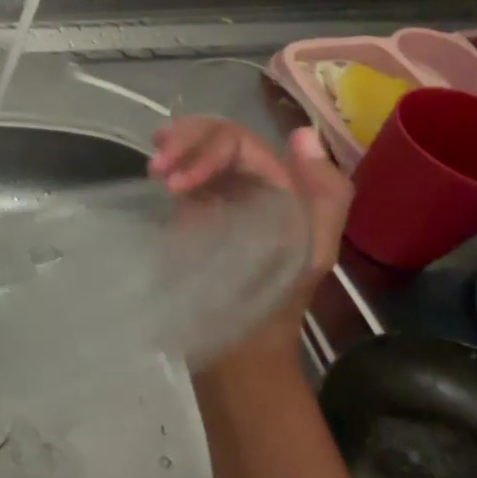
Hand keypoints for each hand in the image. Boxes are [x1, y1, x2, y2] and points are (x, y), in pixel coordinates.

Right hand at [150, 116, 352, 356]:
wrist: (237, 344)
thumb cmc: (274, 301)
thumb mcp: (313, 250)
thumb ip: (324, 194)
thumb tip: (301, 133)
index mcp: (282, 185)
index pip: (239, 141)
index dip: (206, 150)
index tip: (176, 184)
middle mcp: (251, 181)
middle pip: (215, 136)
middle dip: (185, 142)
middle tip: (155, 166)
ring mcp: (220, 191)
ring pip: (195, 145)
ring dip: (173, 149)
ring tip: (152, 169)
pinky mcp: (194, 206)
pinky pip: (183, 168)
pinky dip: (168, 160)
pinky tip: (154, 173)